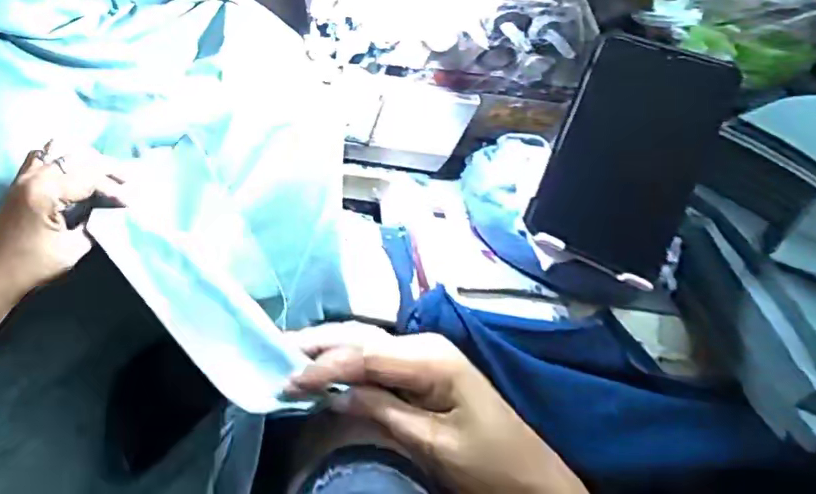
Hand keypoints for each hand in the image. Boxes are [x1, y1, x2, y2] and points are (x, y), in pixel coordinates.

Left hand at [0, 141, 126, 319]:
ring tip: (104, 173)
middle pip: (80, 157)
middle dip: (106, 168)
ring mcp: (25, 174)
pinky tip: (77, 170)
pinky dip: (65, 156)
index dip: (114, 187)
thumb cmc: (28, 270)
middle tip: (127, 181)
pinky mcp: (19, 180)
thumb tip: (111, 210)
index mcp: (46, 190)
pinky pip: (45, 154)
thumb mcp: (70, 251)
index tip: (132, 199)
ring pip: (63, 148)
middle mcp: (35, 174)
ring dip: (86, 158)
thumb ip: (93, 225)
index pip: (90, 177)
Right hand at [289, 323, 585, 493]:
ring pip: (366, 341)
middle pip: (362, 336)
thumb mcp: (436, 447)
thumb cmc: (492, 466)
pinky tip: (327, 366)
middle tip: (277, 352)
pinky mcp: (423, 369)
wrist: (539, 481)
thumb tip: (335, 392)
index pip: (365, 352)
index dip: (325, 364)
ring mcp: (424, 354)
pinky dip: (347, 360)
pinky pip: (377, 357)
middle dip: (320, 344)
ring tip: (291, 354)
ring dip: (329, 348)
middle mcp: (424, 344)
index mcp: (430, 357)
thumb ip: (384, 413)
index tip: (289, 380)